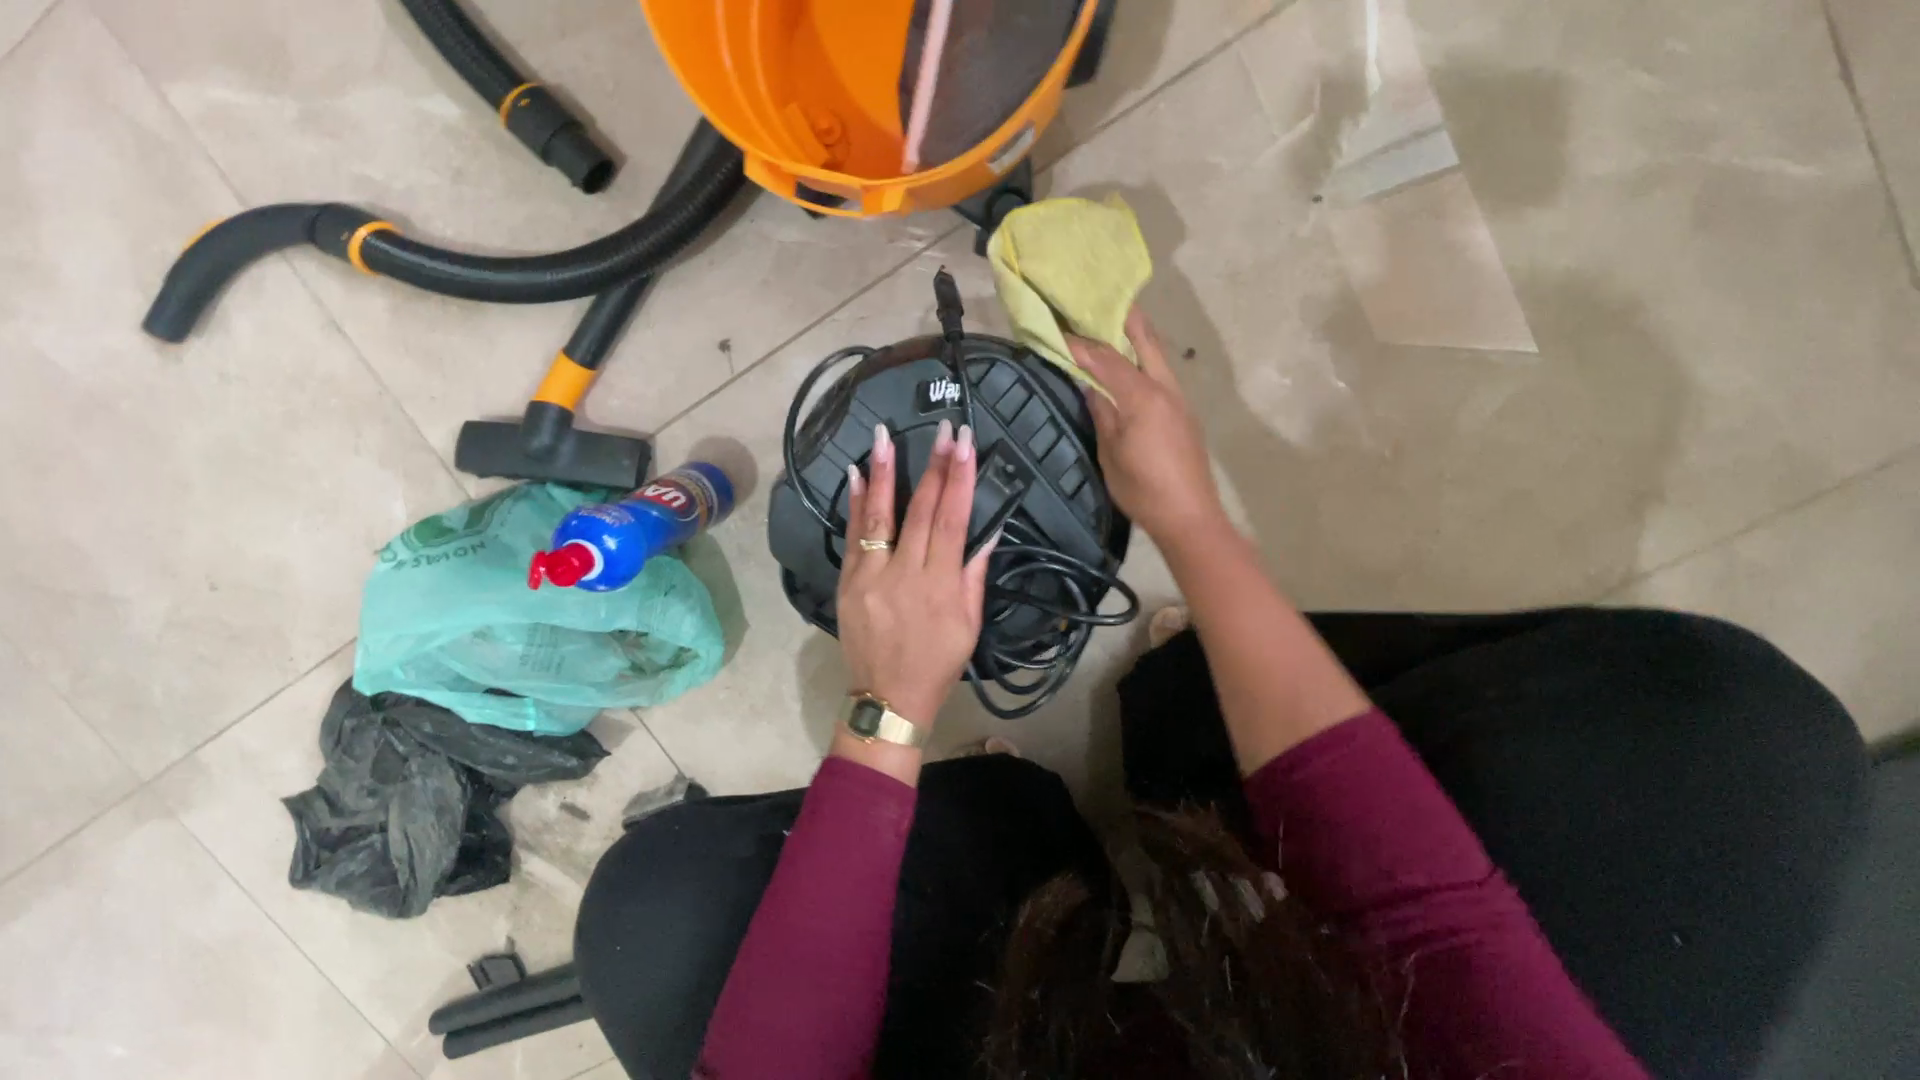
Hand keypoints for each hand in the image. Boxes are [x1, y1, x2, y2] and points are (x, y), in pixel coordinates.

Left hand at [838, 418, 997, 728]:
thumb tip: (986, 531)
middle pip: (922, 510)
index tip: (964, 443)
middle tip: (941, 427)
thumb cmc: (938, 663)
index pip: (953, 520)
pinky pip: (853, 538)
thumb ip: (974, 575)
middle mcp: (906, 574)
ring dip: (883, 473)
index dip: (960, 478)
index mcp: (941, 585)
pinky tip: (857, 474)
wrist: (888, 698)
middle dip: (933, 466)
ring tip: (884, 435)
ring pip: (880, 517)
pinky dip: (855, 505)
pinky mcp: (848, 584)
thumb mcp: (969, 625)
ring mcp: (872, 578)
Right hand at [1066, 308, 1225, 540]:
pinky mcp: (1184, 413)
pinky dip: (1142, 360)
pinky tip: (1126, 367)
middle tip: (1095, 302)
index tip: (1058, 327)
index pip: (1107, 358)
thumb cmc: (1143, 490)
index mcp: (1142, 397)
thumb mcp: (1111, 453)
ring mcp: (1179, 399)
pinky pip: (1160, 374)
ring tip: (1108, 327)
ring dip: (1133, 337)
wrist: (1189, 516)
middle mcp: (1165, 388)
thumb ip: (1102, 414)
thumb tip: (1091, 387)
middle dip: (1121, 316)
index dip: (1081, 342)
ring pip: (1156, 354)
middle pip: (1144, 338)